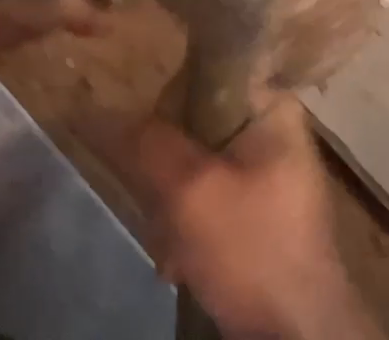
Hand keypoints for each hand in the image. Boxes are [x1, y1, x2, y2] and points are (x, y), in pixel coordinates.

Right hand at [97, 98, 381, 339]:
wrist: (299, 335)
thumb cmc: (252, 248)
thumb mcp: (190, 189)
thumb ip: (144, 142)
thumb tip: (89, 108)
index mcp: (271, 105)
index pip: (199, 75)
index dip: (166, 110)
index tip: (149, 148)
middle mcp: (272, 128)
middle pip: (190, 125)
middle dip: (166, 174)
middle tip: (164, 210)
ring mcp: (266, 171)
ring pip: (191, 167)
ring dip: (171, 209)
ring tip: (174, 247)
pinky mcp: (256, 210)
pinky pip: (205, 198)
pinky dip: (187, 229)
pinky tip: (182, 262)